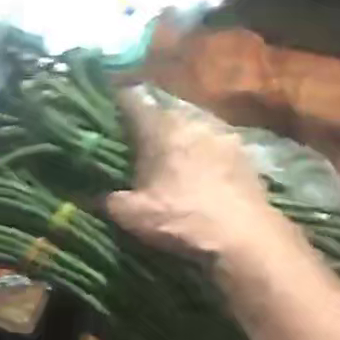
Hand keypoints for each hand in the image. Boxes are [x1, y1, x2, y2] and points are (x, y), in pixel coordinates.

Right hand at [107, 89, 292, 260]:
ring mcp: (224, 135)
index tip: (106, 112)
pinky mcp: (245, 154)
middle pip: (165, 115)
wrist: (242, 237)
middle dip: (149, 127)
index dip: (117, 105)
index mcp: (161, 130)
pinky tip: (197, 176)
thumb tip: (93, 193)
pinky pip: (214, 147)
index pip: (133, 103)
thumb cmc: (179, 219)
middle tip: (135, 145)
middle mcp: (193, 122)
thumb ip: (108, 199)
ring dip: (179, 141)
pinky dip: (202, 156)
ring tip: (168, 161)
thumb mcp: (129, 215)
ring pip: (192, 129)